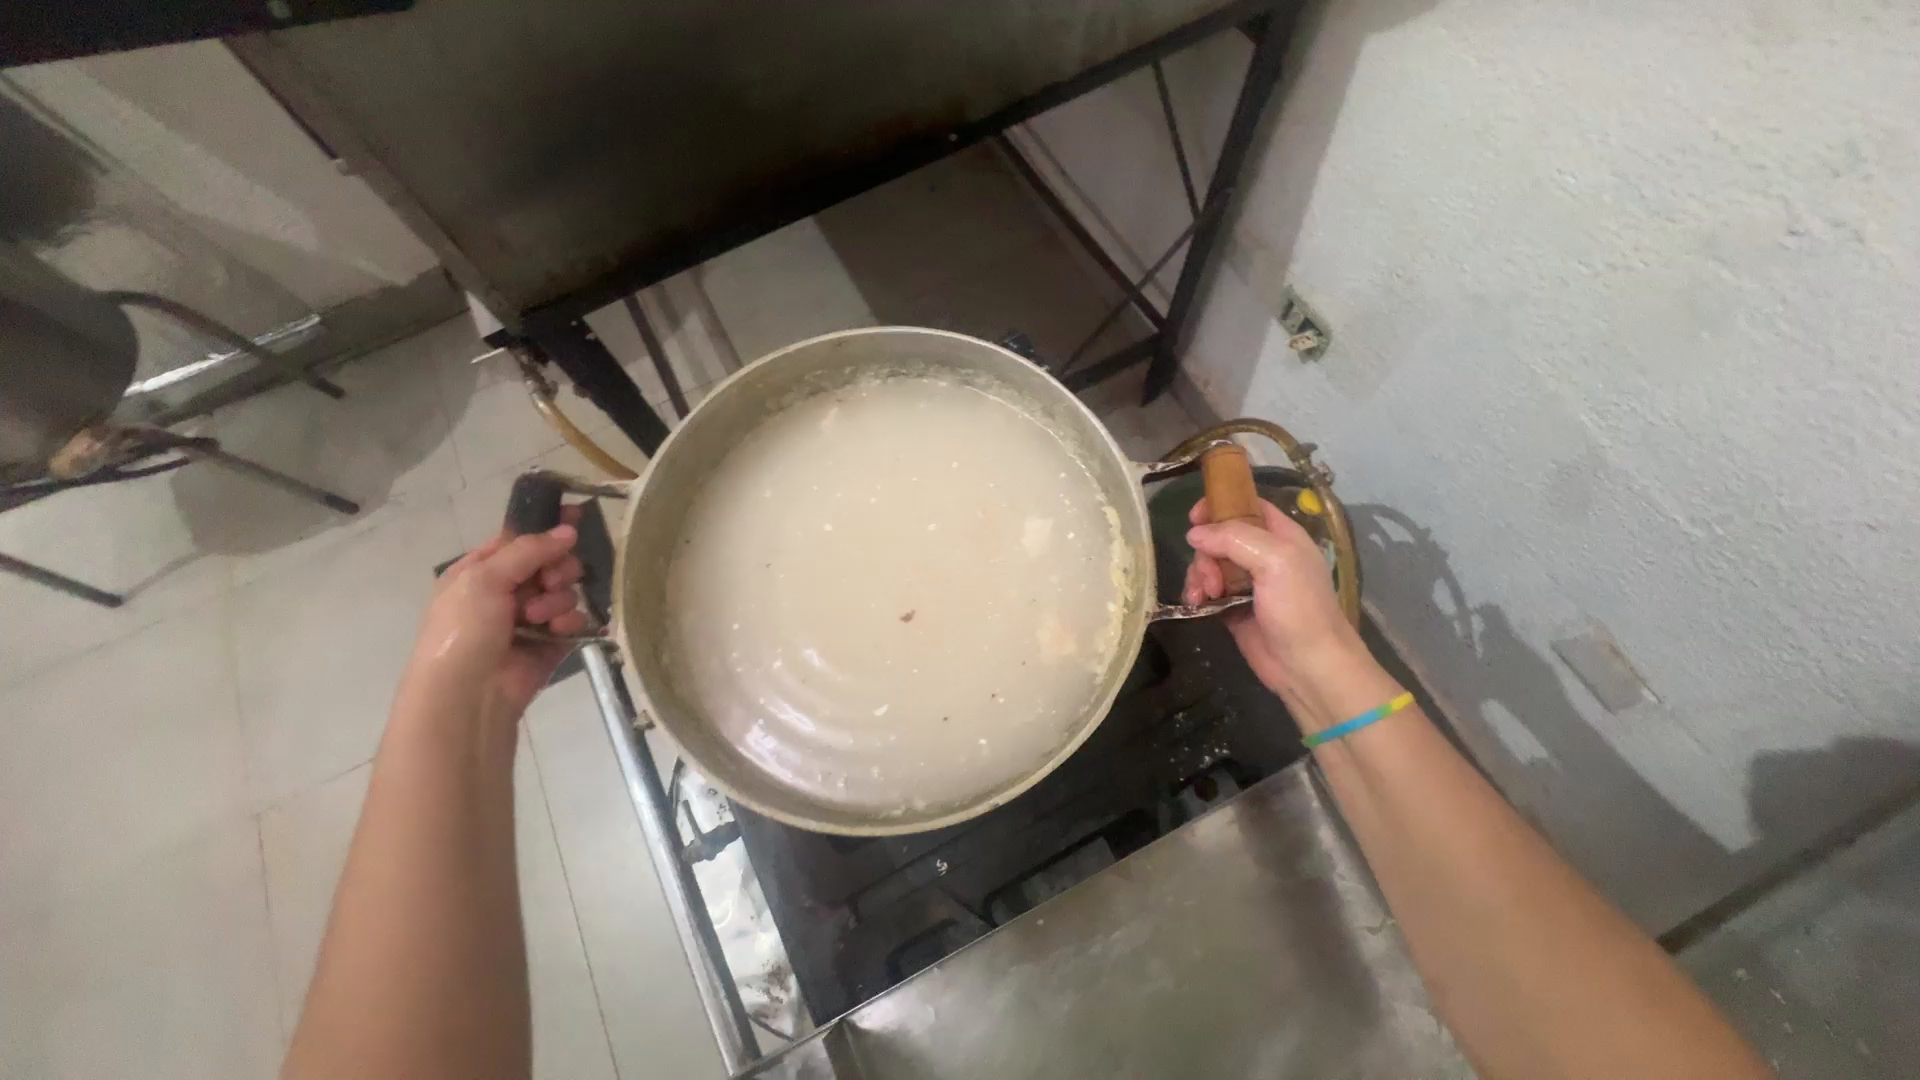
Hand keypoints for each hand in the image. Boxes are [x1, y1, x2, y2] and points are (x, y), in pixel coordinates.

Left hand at [403, 506, 588, 717]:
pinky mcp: (552, 642)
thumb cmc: (463, 630)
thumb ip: (529, 550)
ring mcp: (531, 617)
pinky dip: (570, 622)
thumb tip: (568, 531)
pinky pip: (574, 619)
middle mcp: (506, 590)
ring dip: (558, 599)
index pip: (520, 539)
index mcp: (481, 571)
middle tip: (550, 580)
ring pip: (565, 590)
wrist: (468, 693)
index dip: (546, 527)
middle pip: (550, 562)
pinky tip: (558, 631)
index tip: (575, 516)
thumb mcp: (484, 578)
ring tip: (539, 618)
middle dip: (557, 569)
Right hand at [1182, 496, 1360, 699]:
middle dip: (1206, 551)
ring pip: (1210, 562)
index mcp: (1282, 536)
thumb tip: (1194, 534)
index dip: (1221, 504)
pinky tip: (1197, 602)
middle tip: (1210, 575)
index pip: (1248, 505)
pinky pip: (1206, 589)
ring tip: (1205, 594)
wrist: (1308, 666)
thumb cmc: (1299, 608)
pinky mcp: (1232, 607)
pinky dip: (1197, 591)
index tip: (1195, 516)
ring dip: (1199, 573)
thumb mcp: (1274, 561)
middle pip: (1221, 535)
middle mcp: (1264, 554)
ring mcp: (1248, 582)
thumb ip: (1234, 538)